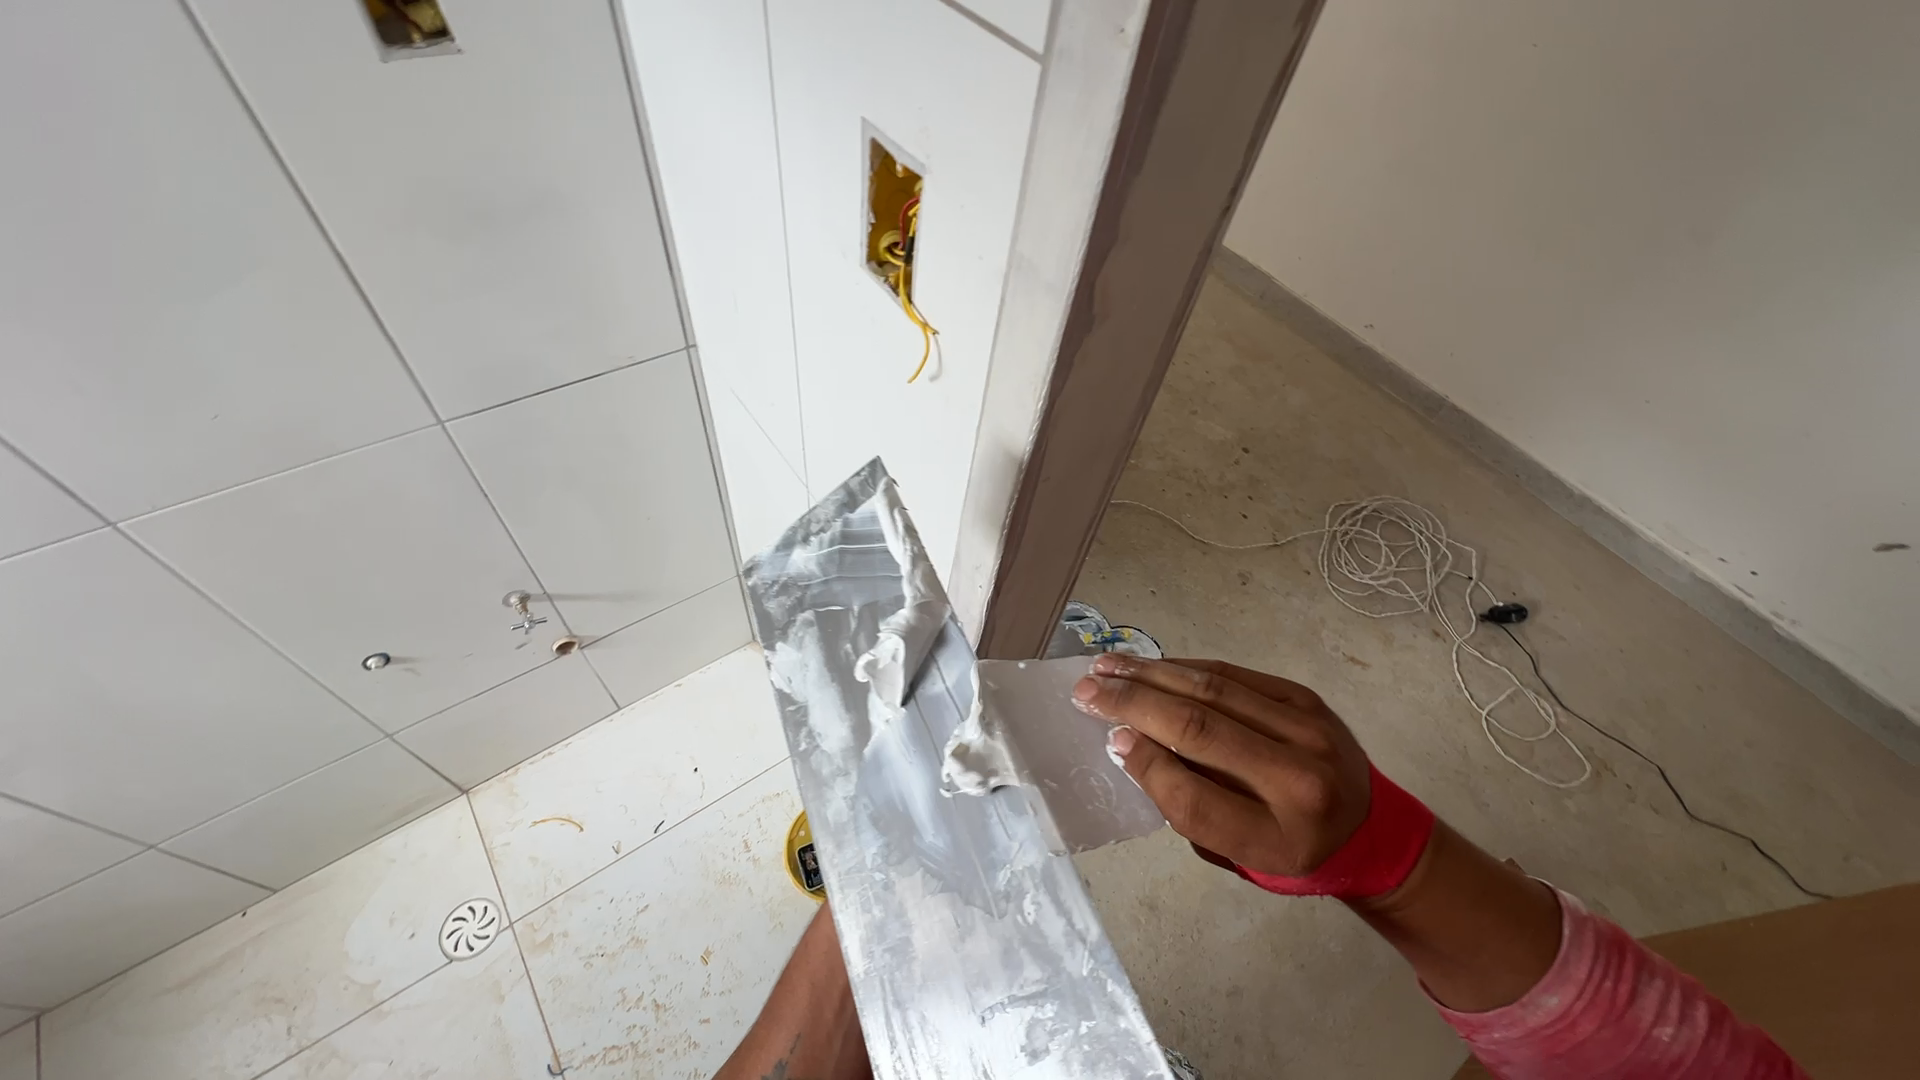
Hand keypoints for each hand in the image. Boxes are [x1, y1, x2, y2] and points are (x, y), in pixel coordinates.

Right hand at [1072, 655, 1372, 876]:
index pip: (1197, 799)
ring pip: (1212, 689)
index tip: (1108, 739)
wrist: (1368, 828)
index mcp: (1282, 835)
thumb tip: (1129, 740)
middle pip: (1201, 727)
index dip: (1148, 766)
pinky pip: (1231, 674)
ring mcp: (1308, 727)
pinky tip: (1149, 665)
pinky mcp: (1305, 696)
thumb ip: (1186, 804)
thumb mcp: (1236, 852)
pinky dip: (1182, 668)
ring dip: (1149, 674)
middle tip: (1086, 690)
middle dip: (1133, 703)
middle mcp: (1301, 776)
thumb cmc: (1287, 849)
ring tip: (1105, 667)